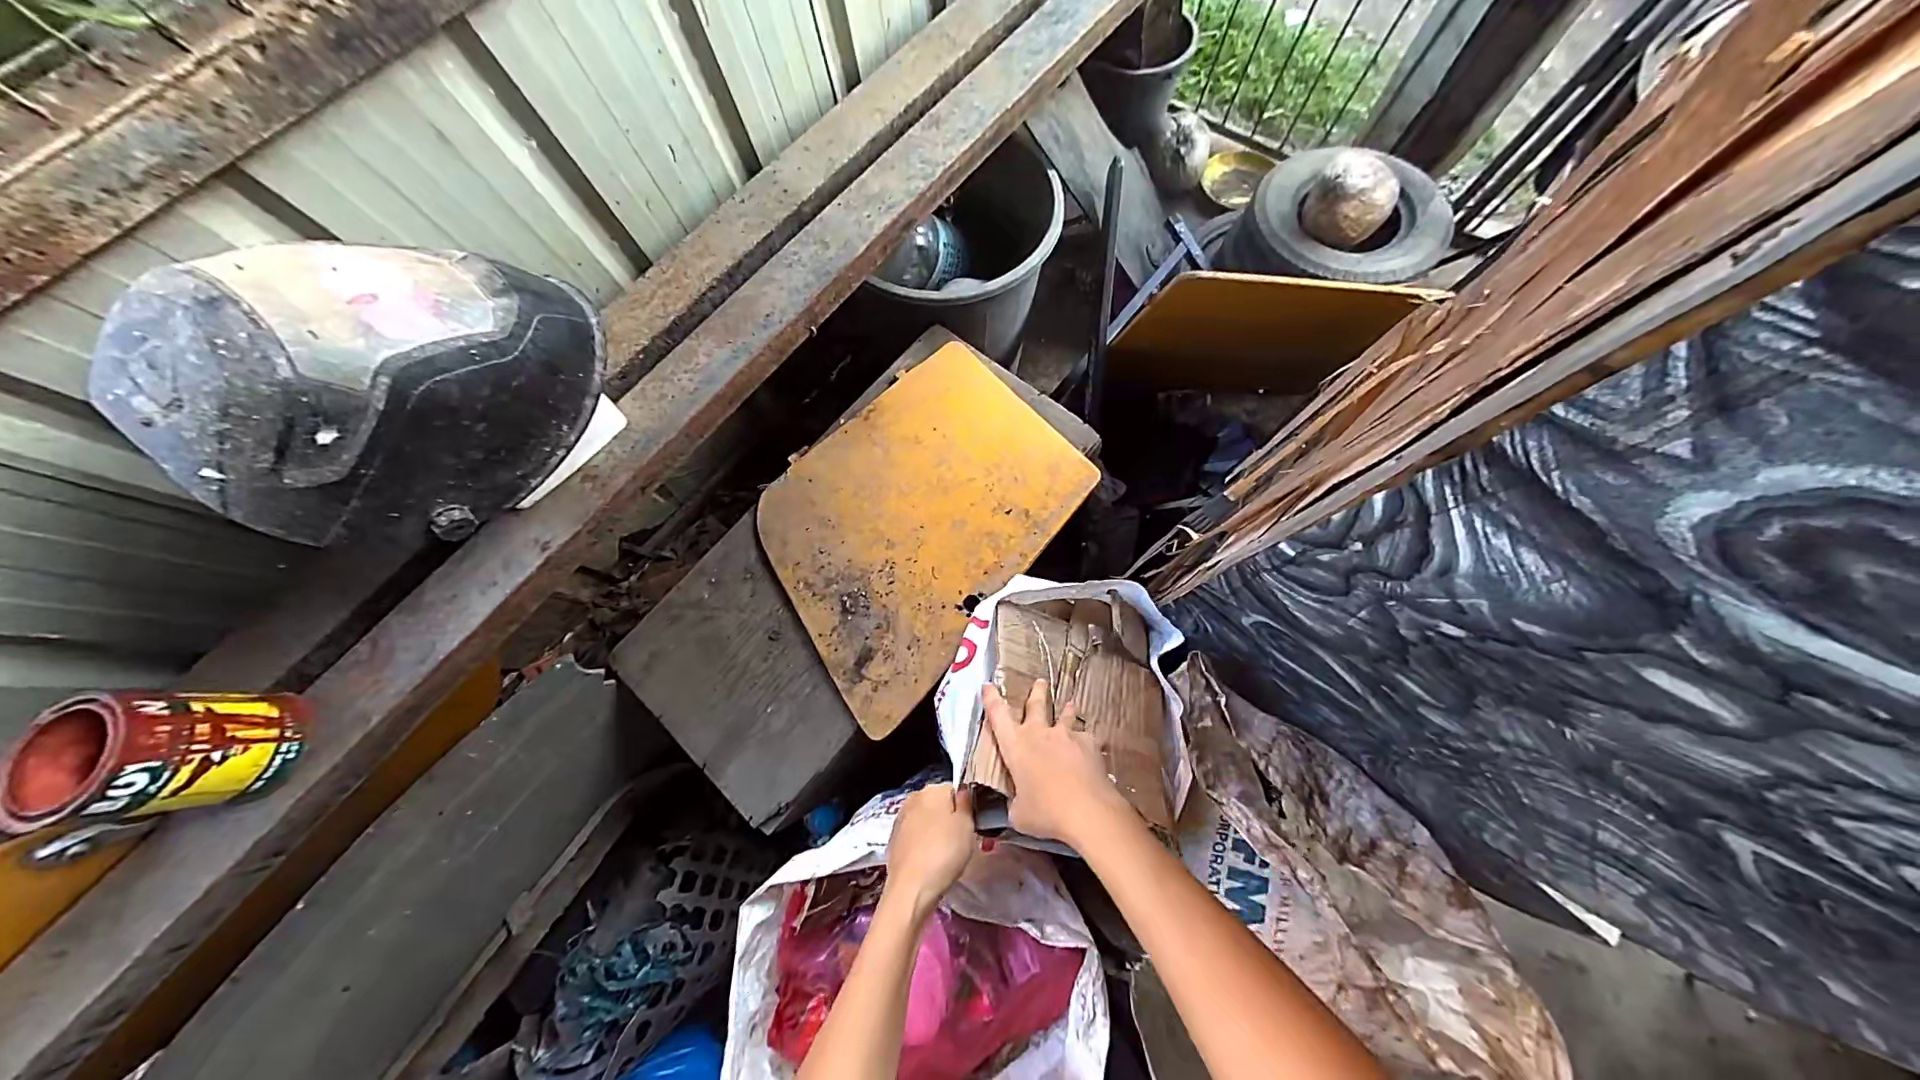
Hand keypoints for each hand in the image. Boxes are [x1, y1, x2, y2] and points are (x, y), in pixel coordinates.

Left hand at [884, 783, 976, 914]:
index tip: (971, 827)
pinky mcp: (893, 839)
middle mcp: (914, 797)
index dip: (967, 809)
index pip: (956, 791)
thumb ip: (967, 803)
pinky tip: (930, 862)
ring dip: (936, 833)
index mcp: (933, 789)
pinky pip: (916, 837)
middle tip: (961, 843)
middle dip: (950, 820)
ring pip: (927, 821)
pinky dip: (923, 845)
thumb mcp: (967, 825)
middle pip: (939, 805)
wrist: (911, 888)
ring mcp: (901, 818)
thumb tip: (963, 793)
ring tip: (946, 856)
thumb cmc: (944, 852)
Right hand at [983, 680, 1132, 845]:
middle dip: (1036, 692)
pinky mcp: (1089, 744)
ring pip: (1065, 715)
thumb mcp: (1019, 814)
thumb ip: (1016, 803)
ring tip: (1069, 703)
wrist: (1087, 810)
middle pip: (1035, 704)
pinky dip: (1084, 742)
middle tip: (1039, 681)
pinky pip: (1085, 738)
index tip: (988, 685)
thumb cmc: (1046, 812)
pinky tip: (1089, 750)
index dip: (992, 698)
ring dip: (1065, 709)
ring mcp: (1066, 736)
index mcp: (1016, 746)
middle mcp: (1039, 733)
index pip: (998, 715)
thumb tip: (1018, 805)